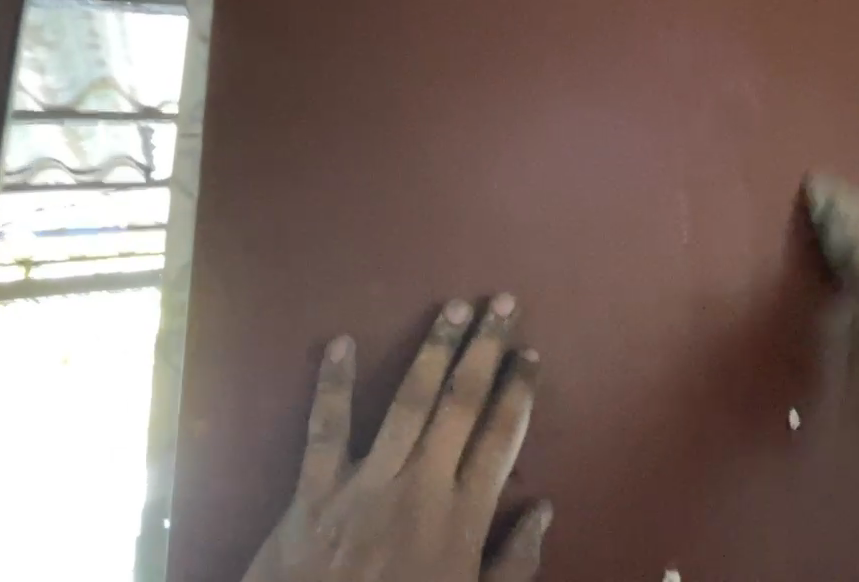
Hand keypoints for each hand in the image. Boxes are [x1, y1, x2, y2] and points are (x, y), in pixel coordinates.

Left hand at [243, 295, 550, 581]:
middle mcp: (422, 486)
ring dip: (434, 350)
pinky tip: (341, 341)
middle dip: (485, 349)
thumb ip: (514, 565)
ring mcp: (366, 485)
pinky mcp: (313, 493)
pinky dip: (333, 386)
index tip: (530, 352)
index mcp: (462, 516)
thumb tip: (544, 509)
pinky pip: (324, 431)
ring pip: (408, 403)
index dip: (519, 389)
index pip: (501, 435)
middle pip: (462, 404)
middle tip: (503, 303)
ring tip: (454, 307)